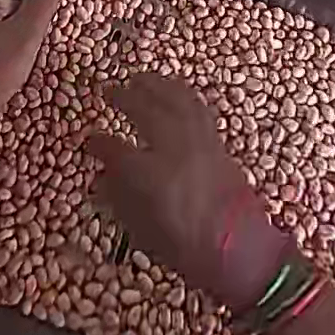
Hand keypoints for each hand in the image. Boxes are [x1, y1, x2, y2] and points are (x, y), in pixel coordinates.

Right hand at [86, 72, 288, 310]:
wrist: (245, 255)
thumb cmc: (191, 251)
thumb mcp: (146, 233)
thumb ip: (121, 200)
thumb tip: (103, 177)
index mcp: (152, 177)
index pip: (117, 150)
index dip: (99, 143)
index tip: (89, 140)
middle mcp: (176, 150)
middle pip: (146, 111)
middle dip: (124, 98)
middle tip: (108, 90)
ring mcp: (200, 143)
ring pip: (176, 100)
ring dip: (155, 86)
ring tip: (140, 79)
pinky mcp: (217, 143)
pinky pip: (196, 108)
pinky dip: (181, 94)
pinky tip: (174, 91)